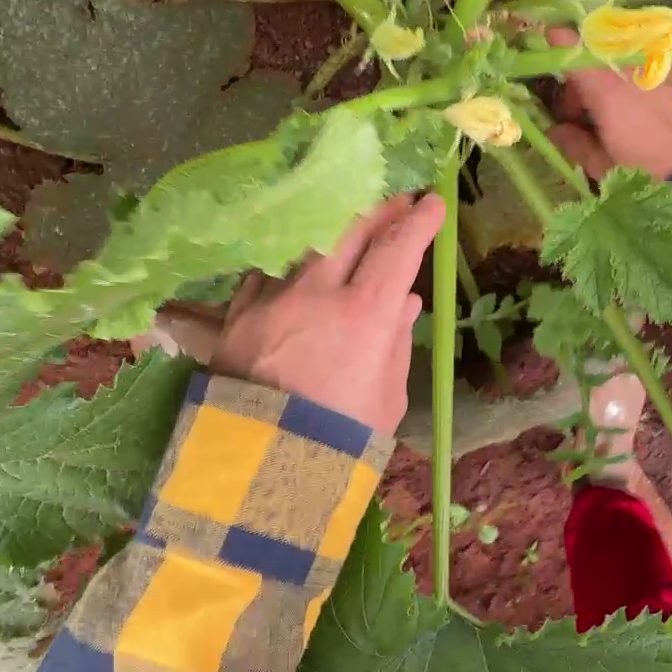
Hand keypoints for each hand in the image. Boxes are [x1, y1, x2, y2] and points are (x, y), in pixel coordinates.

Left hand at [210, 195, 445, 436]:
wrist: (261, 468)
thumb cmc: (340, 439)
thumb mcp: (386, 397)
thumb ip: (396, 342)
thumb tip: (404, 301)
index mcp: (364, 315)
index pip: (398, 248)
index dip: (419, 222)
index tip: (432, 205)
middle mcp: (317, 292)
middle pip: (351, 229)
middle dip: (381, 210)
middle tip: (398, 202)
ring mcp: (273, 298)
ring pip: (307, 242)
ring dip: (335, 230)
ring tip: (349, 228)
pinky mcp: (238, 313)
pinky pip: (268, 271)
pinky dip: (291, 265)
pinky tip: (298, 269)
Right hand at [546, 26, 671, 179]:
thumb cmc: (649, 178)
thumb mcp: (604, 168)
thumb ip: (575, 143)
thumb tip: (556, 131)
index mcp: (609, 92)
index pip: (575, 52)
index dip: (558, 48)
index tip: (548, 49)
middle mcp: (636, 70)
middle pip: (599, 55)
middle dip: (586, 78)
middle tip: (584, 113)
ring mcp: (665, 68)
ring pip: (627, 59)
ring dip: (614, 78)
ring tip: (619, 113)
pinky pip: (653, 68)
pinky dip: (641, 82)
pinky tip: (648, 110)